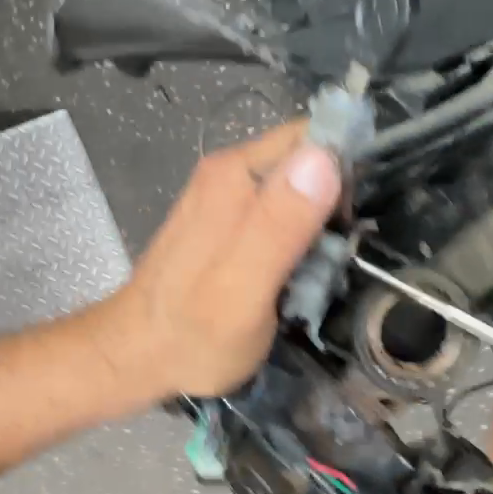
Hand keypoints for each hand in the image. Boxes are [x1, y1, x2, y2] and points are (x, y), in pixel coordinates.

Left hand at [92, 122, 341, 397]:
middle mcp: (229, 172)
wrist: (138, 356)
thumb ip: (282, 223)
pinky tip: (297, 272)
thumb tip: (325, 157)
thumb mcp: (244, 287)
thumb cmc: (193, 332)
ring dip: (320, 222)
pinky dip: (300, 236)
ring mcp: (225, 195)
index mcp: (235, 175)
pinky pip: (281, 210)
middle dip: (335, 198)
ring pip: (296, 187)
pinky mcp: (227, 220)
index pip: (312, 136)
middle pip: (306, 159)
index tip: (354, 217)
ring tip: (320, 269)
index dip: (345, 167)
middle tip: (338, 253)